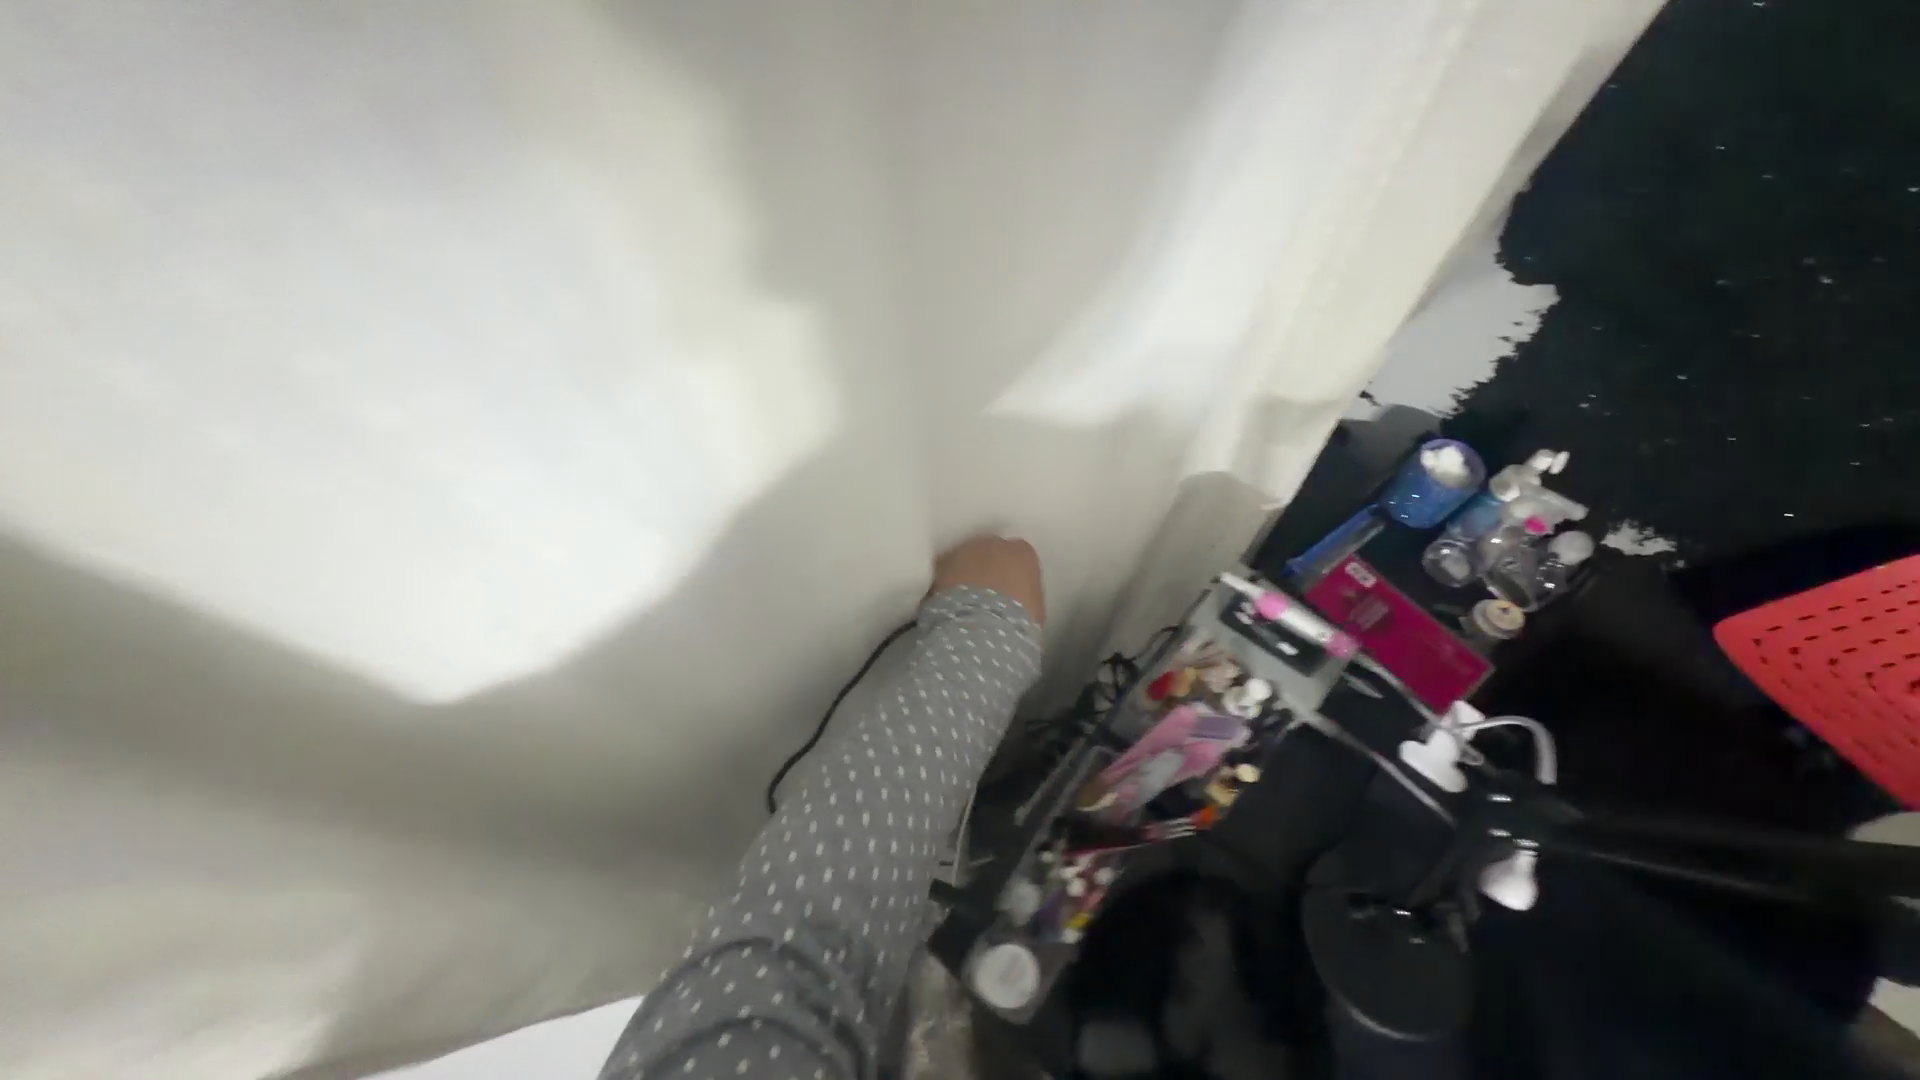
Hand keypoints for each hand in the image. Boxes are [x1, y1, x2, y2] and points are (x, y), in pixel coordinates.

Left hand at [930, 535, 1045, 626]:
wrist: (983, 627)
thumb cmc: (1018, 620)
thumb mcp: (1034, 609)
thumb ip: (1026, 596)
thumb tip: (1018, 603)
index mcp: (1023, 553)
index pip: (1019, 556)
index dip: (1013, 574)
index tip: (1011, 591)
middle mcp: (993, 544)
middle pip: (991, 552)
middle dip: (988, 568)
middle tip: (986, 594)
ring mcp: (964, 551)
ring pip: (965, 558)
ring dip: (964, 573)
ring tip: (963, 600)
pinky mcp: (940, 565)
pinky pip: (946, 571)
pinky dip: (946, 583)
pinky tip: (948, 602)